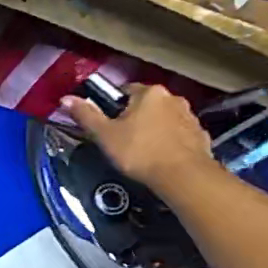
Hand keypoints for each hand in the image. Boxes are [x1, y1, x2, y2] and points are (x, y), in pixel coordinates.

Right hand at [59, 84, 222, 193]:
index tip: (108, 125)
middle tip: (123, 140)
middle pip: (147, 104)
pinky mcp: (201, 135)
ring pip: (165, 118)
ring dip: (155, 128)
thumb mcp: (105, 135)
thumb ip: (86, 115)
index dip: (114, 107)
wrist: (182, 176)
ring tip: (143, 151)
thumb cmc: (139, 152)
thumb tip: (65, 98)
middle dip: (136, 117)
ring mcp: (190, 116)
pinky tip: (162, 157)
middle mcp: (173, 98)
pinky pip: (180, 134)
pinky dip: (171, 141)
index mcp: (149, 93)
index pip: (126, 91)